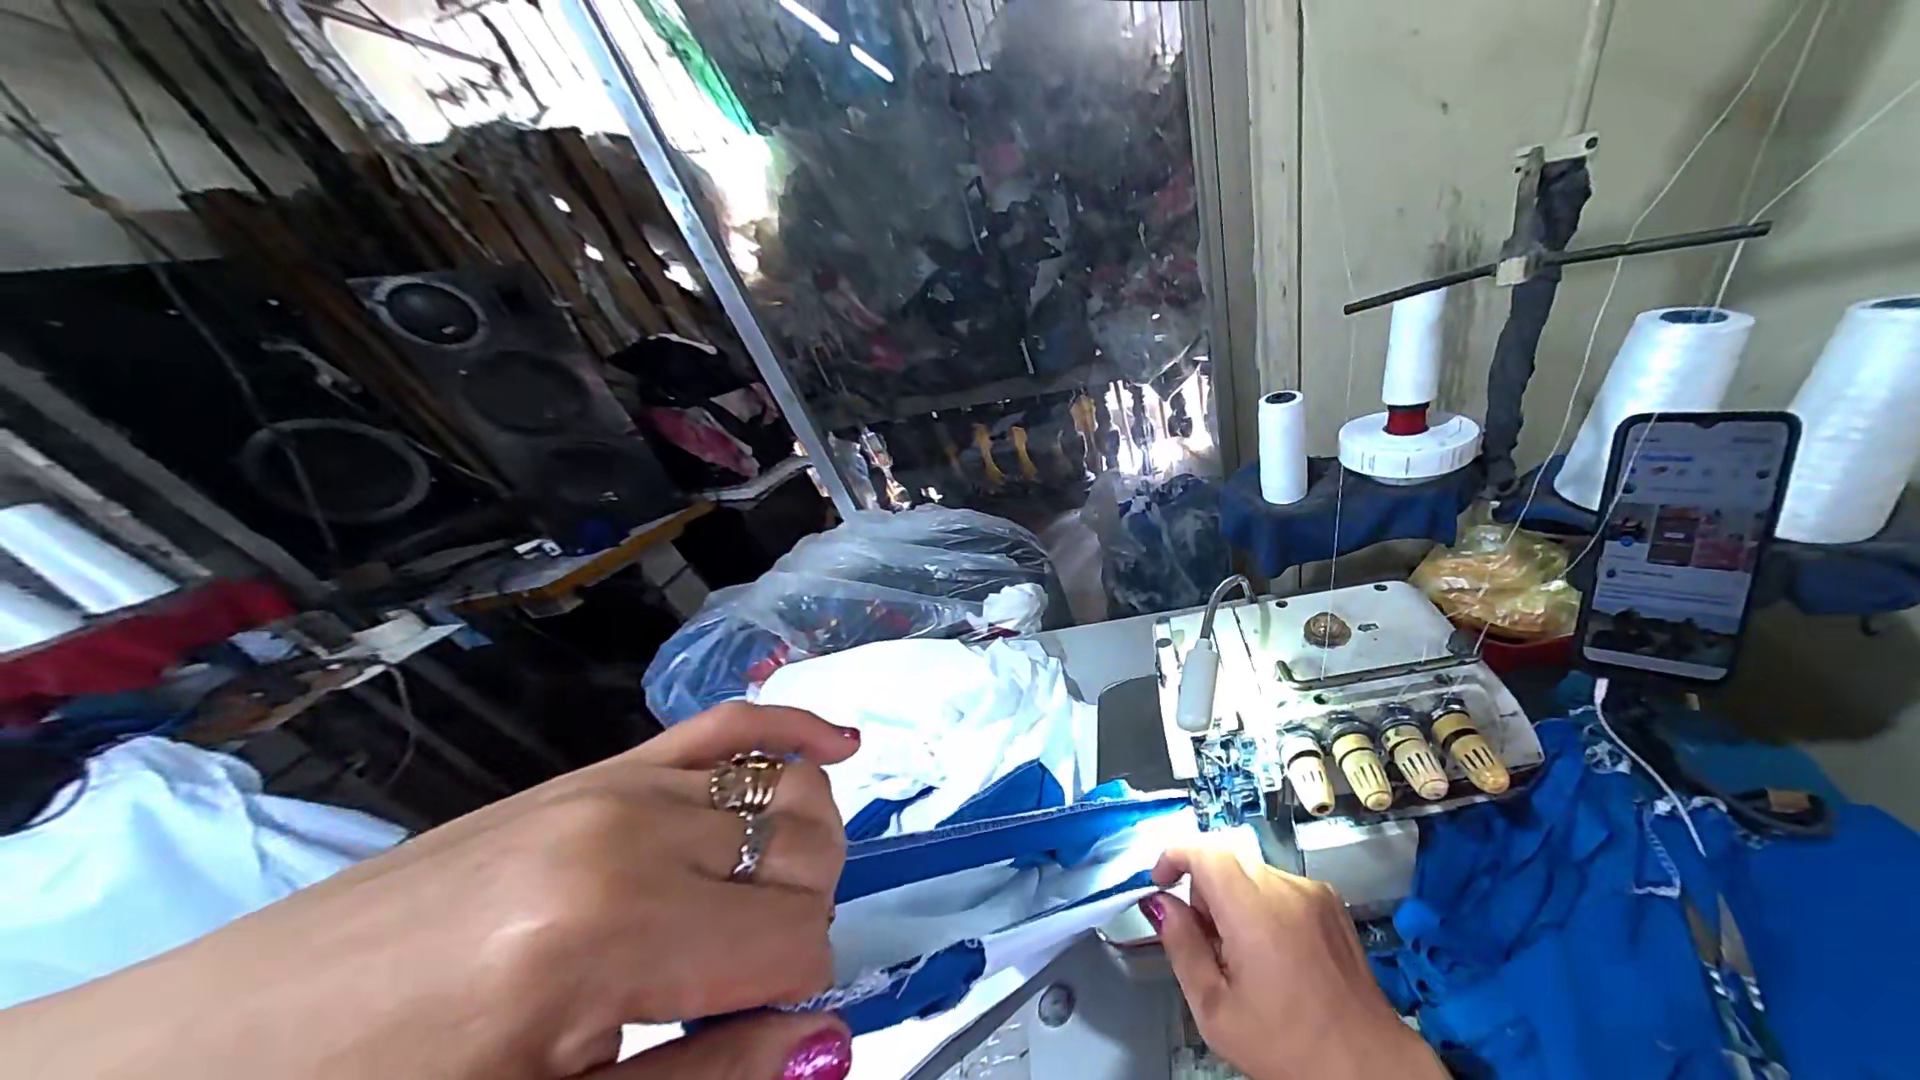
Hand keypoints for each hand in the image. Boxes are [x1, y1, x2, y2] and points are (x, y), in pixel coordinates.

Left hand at [0, 702, 859, 1079]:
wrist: (197, 1062)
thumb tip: (829, 1046)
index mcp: (609, 928)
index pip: (795, 938)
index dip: (790, 999)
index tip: (737, 1032)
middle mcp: (629, 823)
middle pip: (802, 849)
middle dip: (799, 923)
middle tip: (734, 988)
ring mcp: (614, 779)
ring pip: (786, 785)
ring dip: (802, 852)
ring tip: (754, 909)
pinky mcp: (600, 767)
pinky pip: (727, 723)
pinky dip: (792, 730)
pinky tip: (835, 745)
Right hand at [1142, 848, 1446, 1079]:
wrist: (1371, 1071)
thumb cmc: (1290, 1049)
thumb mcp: (1216, 1009)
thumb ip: (1181, 946)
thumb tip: (1160, 903)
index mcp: (1255, 911)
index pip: (1203, 851)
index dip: (1173, 856)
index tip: (1160, 881)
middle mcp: (1287, 889)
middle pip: (1225, 859)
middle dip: (1203, 887)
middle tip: (1206, 938)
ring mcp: (1314, 893)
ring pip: (1251, 872)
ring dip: (1233, 896)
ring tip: (1242, 953)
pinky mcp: (1331, 903)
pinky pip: (1279, 884)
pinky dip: (1262, 903)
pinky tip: (1273, 951)